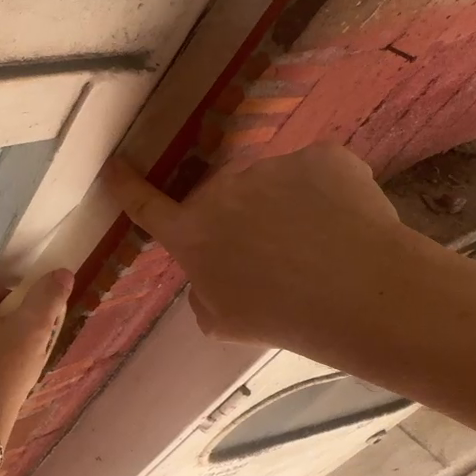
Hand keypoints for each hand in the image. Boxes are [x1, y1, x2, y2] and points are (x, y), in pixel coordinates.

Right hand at [105, 142, 451, 352]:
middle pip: (219, 196)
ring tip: (317, 243)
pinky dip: (327, 192)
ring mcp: (272, 166)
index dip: (127, 185)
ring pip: (272, 184)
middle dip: (237, 216)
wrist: (361, 293)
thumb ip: (203, 287)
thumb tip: (214, 273)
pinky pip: (316, 171)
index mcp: (190, 233)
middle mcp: (221, 190)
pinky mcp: (322, 155)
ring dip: (285, 205)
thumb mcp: (219, 320)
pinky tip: (344, 222)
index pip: (145, 205)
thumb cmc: (279, 316)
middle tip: (270, 252)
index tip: (114, 165)